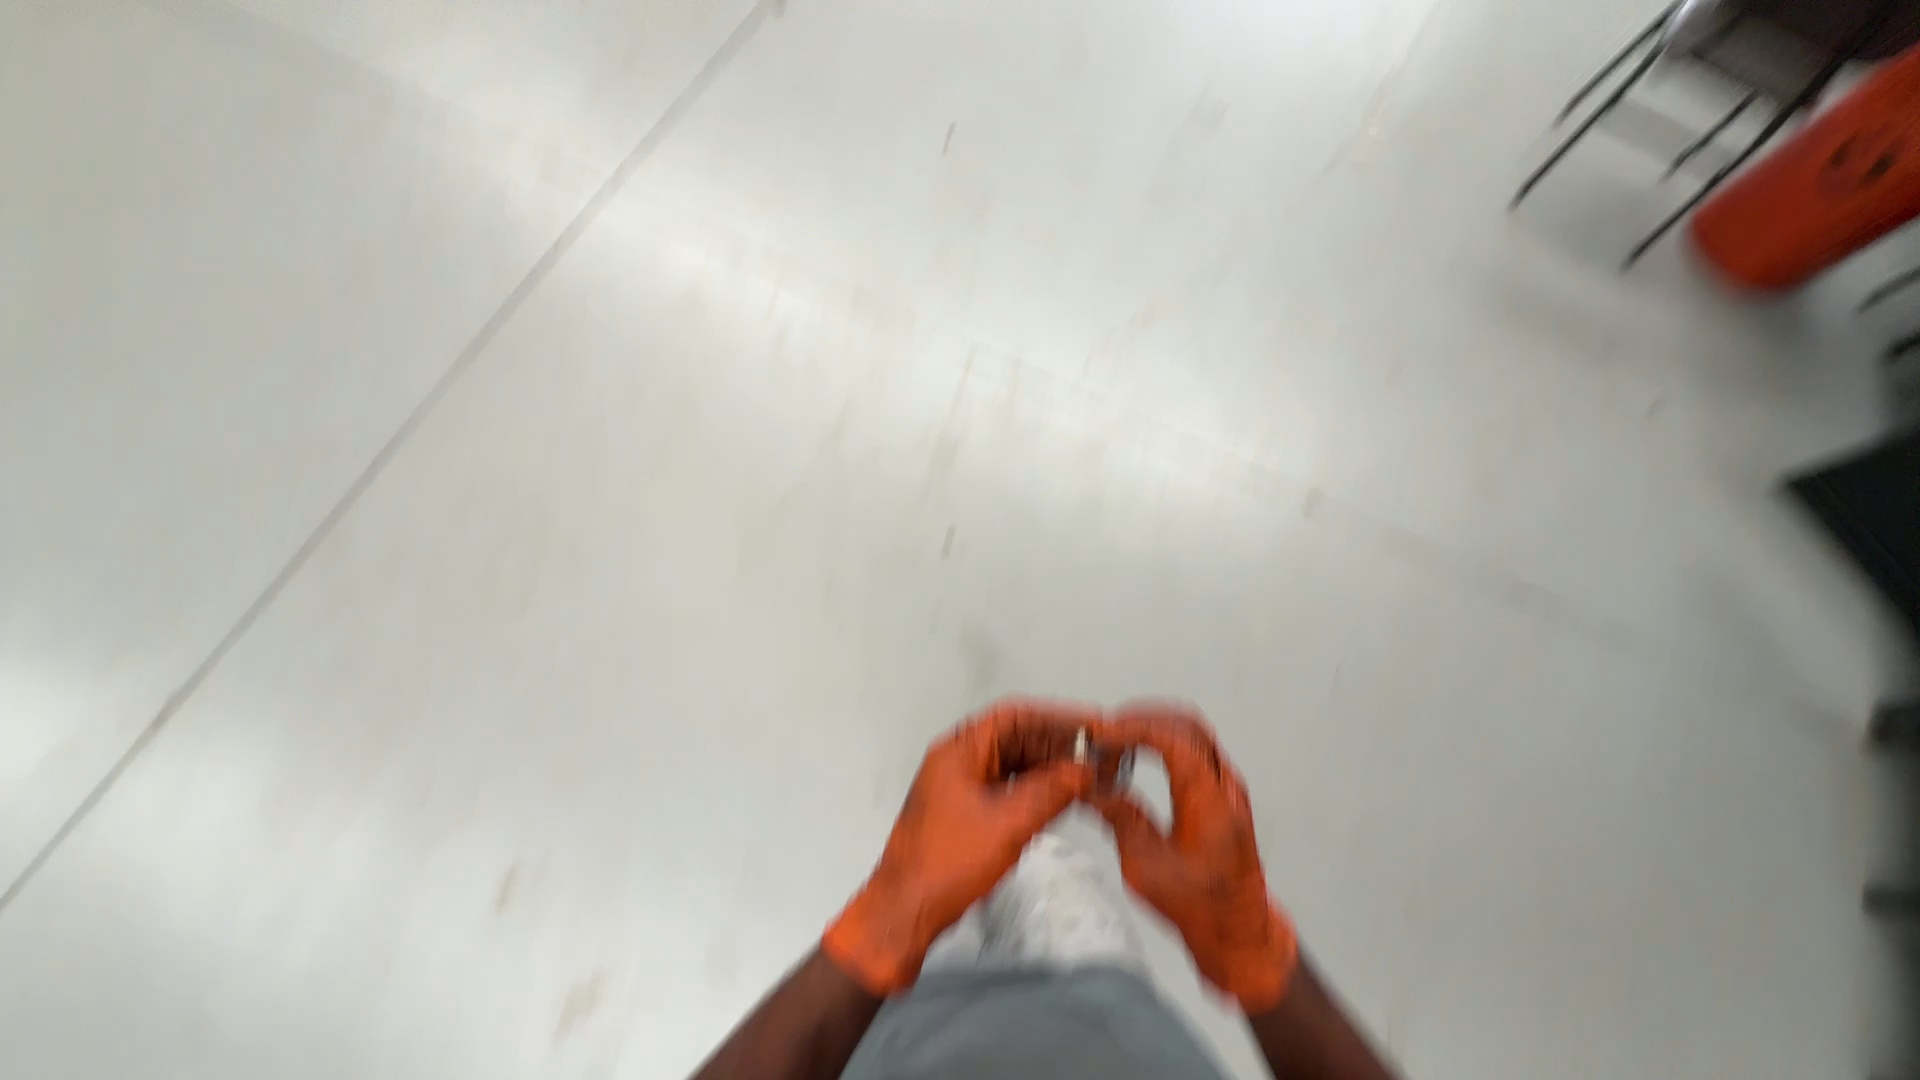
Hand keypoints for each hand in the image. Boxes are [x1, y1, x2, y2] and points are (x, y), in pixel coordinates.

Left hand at [822, 697, 1098, 994]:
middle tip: (1096, 755)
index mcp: (959, 750)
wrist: (904, 912)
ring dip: (1047, 767)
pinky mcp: (964, 810)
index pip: (1013, 716)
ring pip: (1011, 762)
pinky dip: (1033, 788)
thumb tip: (1086, 769)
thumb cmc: (946, 865)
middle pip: (1014, 737)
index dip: (1056, 717)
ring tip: (1086, 776)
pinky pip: (1005, 785)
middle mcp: (958, 760)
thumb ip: (1051, 792)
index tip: (1090, 725)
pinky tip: (1059, 798)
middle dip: (1056, 744)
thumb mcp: (1008, 824)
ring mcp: (959, 785)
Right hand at [1093, 702, 1297, 1011]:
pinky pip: (1195, 746)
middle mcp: (1224, 787)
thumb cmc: (1199, 907)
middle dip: (1140, 718)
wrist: (1238, 930)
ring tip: (1116, 742)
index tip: (1103, 734)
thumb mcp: (1145, 868)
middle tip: (1106, 732)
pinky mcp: (1221, 791)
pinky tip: (1136, 755)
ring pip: (1192, 729)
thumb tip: (1088, 786)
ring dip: (1152, 725)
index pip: (1174, 740)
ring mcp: (1227, 786)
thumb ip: (1119, 819)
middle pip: (1186, 723)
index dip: (1134, 728)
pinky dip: (1163, 739)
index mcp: (1210, 804)